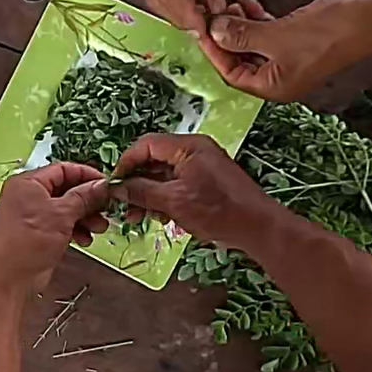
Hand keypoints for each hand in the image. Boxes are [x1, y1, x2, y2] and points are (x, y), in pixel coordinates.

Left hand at [0, 162, 112, 292]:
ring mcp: (33, 216)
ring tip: (100, 228)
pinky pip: (61, 225)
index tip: (107, 185)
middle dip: (89, 200)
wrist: (9, 279)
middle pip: (66, 190)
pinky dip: (75, 230)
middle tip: (107, 209)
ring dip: (85, 217)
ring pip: (66, 209)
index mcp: (28, 182)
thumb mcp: (61, 214)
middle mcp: (29, 196)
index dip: (87, 175)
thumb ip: (84, 197)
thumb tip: (104, 186)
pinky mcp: (38, 234)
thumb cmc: (28, 242)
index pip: (63, 169)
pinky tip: (85, 240)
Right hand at [109, 134, 280, 248]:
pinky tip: (160, 217)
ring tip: (139, 217)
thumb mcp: (173, 201)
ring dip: (149, 195)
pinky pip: (178, 186)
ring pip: (165, 176)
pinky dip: (165, 199)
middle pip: (154, 160)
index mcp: (188, 146)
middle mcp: (194, 151)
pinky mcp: (206, 184)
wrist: (256, 226)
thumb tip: (118, 188)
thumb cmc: (217, 210)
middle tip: (125, 205)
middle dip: (137, 183)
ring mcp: (202, 167)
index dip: (127, 163)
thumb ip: (142, 192)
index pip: (147, 145)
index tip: (115, 184)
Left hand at [203, 0, 365, 100]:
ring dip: (239, 26)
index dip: (214, 52)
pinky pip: (269, 36)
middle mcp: (278, 79)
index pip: (231, 74)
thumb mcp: (277, 35)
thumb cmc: (329, 31)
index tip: (201, 28)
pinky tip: (247, 1)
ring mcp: (289, 61)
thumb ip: (242, 36)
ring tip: (230, 2)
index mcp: (271, 87)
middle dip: (225, 37)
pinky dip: (256, 21)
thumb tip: (214, 32)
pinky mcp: (299, 42)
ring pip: (253, 46)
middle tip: (213, 12)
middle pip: (240, 61)